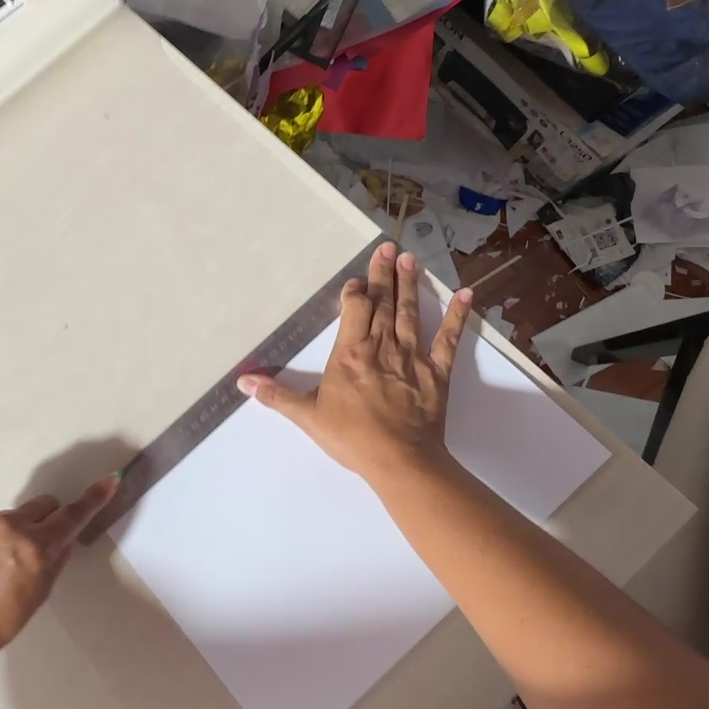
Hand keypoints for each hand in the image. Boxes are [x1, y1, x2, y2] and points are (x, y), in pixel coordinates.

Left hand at [0, 474, 118, 665]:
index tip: (110, 479)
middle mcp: (11, 525)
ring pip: (16, 515)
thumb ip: (56, 559)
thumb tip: (64, 537)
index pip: (72, 516)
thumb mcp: (39, 594)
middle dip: (48, 521)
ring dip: (17, 530)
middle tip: (38, 548)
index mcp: (35, 548)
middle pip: (44, 506)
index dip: (93, 498)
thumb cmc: (0, 624)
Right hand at [238, 242, 473, 484]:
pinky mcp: (437, 373)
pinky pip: (449, 340)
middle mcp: (381, 347)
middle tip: (387, 247)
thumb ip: (276, 395)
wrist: (400, 461)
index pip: (354, 310)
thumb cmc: (352, 437)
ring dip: (410, 285)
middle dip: (383, 275)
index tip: (356, 279)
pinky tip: (465, 295)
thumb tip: (243, 381)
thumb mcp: (307, 416)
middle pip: (383, 303)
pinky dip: (458, 317)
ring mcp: (412, 358)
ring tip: (410, 260)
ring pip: (410, 314)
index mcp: (350, 354)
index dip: (356, 292)